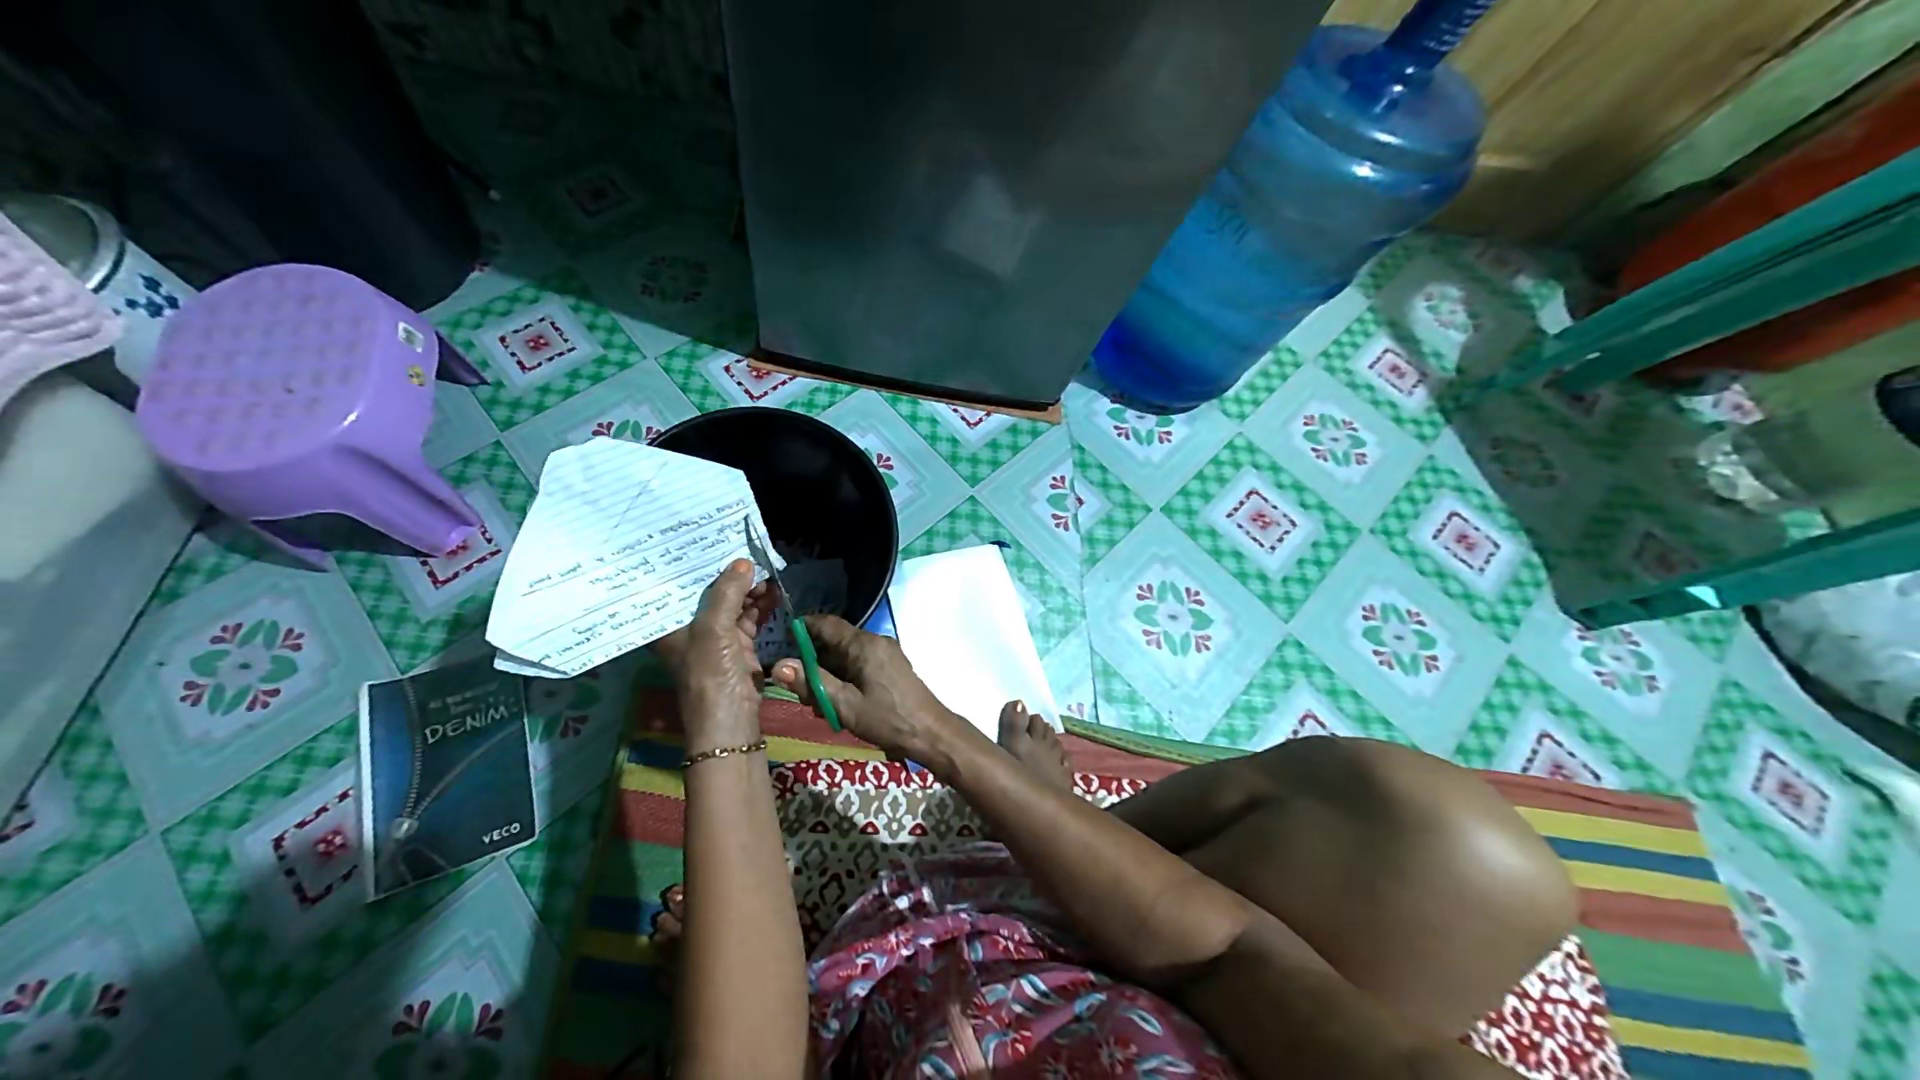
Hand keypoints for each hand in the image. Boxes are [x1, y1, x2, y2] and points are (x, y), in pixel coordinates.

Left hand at [652, 560, 779, 744]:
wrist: (731, 725)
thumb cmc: (710, 675)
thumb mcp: (714, 629)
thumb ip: (727, 593)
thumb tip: (743, 562)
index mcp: (671, 626)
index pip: (681, 587)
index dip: (698, 565)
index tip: (716, 542)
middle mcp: (690, 630)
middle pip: (710, 593)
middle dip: (731, 576)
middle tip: (753, 557)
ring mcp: (715, 640)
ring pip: (733, 605)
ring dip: (750, 590)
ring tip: (768, 573)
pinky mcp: (738, 650)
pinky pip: (749, 620)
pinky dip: (761, 606)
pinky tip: (773, 593)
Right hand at [770, 616, 973, 762]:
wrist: (930, 733)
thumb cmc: (887, 719)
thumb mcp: (844, 705)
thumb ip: (812, 683)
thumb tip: (778, 665)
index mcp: (864, 644)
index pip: (826, 624)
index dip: (802, 630)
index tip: (782, 645)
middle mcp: (875, 641)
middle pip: (834, 642)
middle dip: (813, 663)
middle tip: (802, 692)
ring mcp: (885, 653)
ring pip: (846, 655)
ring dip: (828, 675)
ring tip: (819, 705)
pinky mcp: (890, 667)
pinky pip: (859, 664)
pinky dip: (844, 678)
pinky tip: (838, 704)